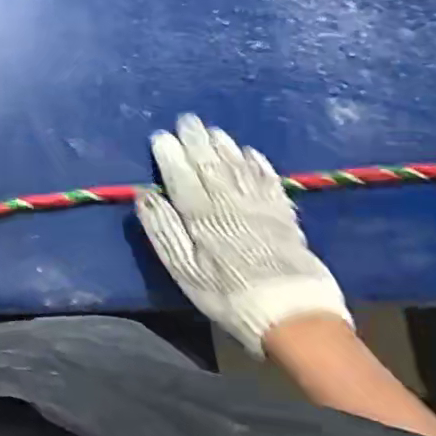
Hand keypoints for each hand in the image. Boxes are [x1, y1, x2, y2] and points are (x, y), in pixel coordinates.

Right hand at [135, 114, 350, 355]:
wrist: (291, 314)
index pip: (182, 177)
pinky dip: (258, 165)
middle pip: (212, 166)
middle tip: (186, 120)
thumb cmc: (224, 294)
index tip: (159, 136)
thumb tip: (144, 195)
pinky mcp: (285, 217)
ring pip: (240, 168)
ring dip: (225, 147)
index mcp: (202, 218)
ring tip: (213, 130)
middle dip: (197, 141)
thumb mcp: (182, 268)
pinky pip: (269, 182)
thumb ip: (163, 229)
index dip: (170, 155)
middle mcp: (233, 205)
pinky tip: (250, 154)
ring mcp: (262, 209)